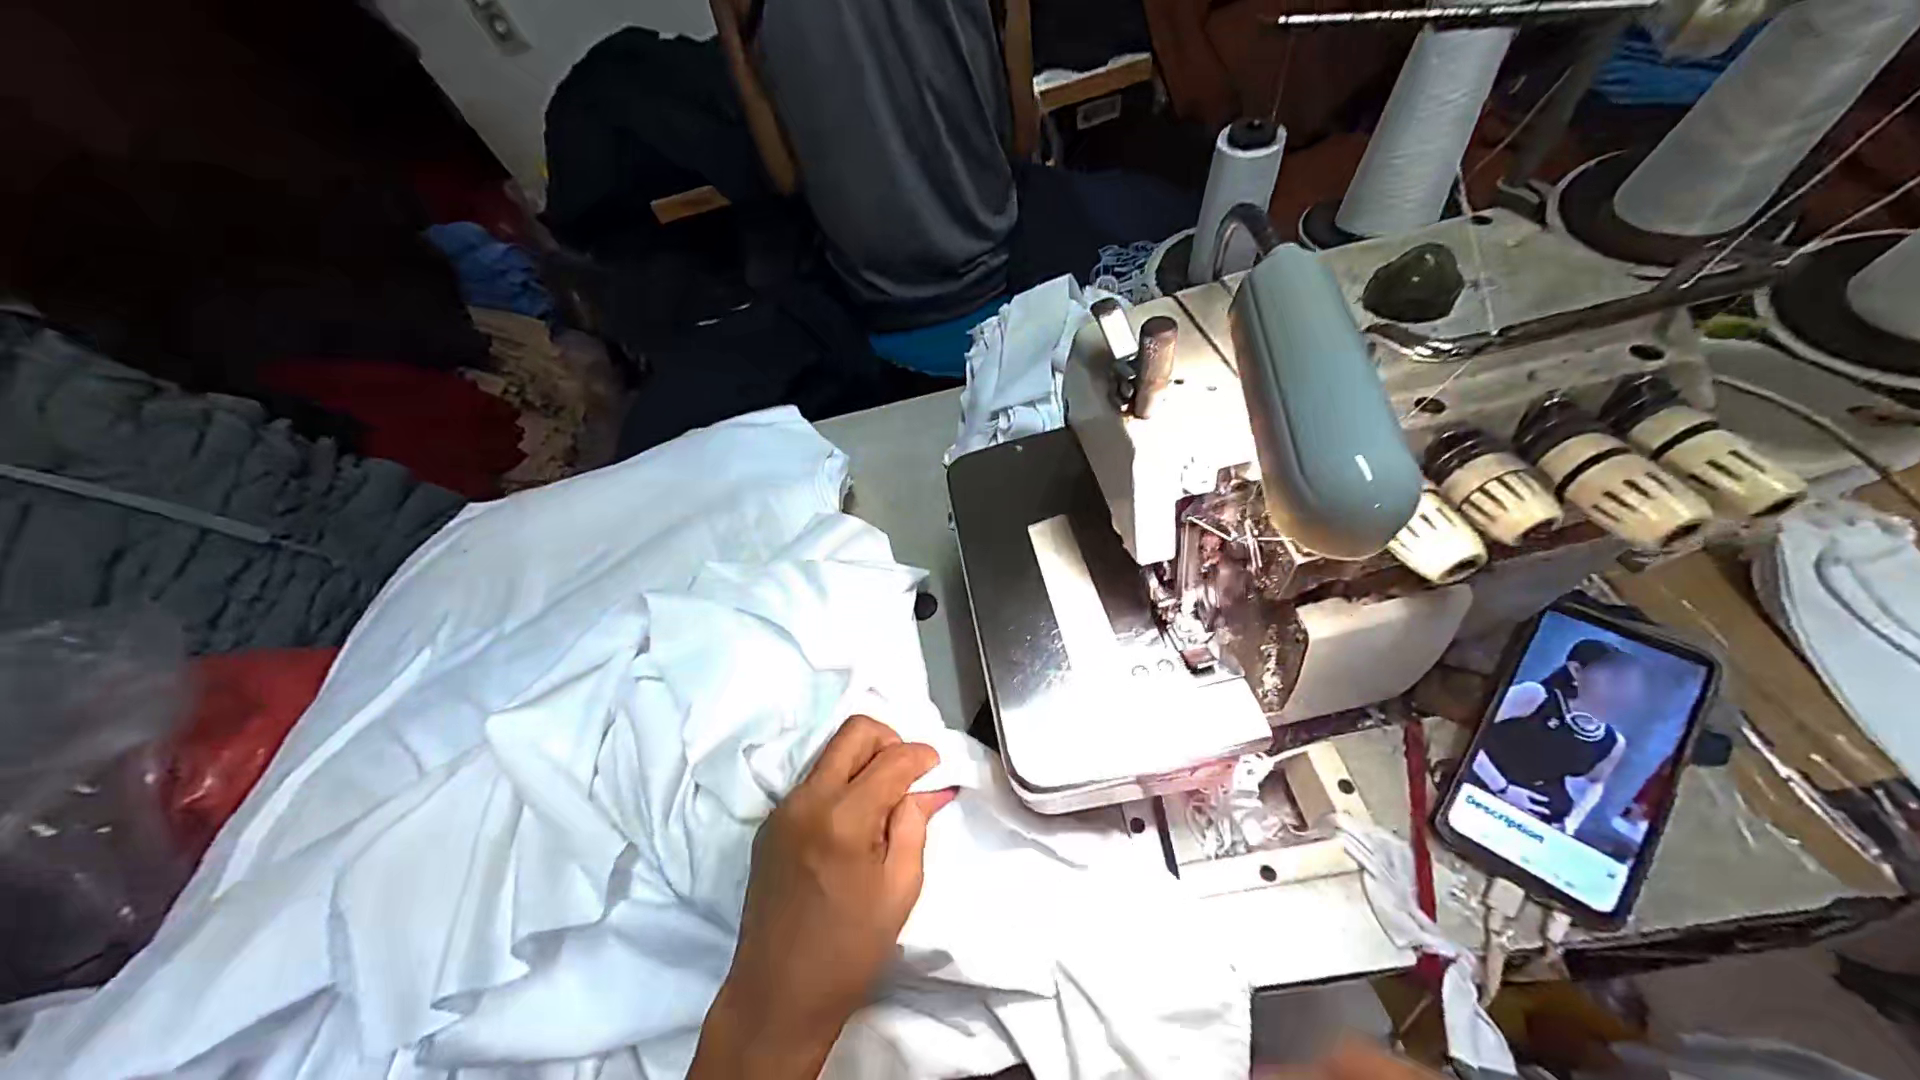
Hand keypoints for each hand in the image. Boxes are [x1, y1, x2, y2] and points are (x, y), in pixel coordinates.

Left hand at [691, 716, 954, 1079]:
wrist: (777, 994)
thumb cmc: (849, 950)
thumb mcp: (900, 889)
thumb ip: (915, 826)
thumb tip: (928, 788)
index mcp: (844, 819)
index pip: (891, 760)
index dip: (921, 756)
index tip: (936, 765)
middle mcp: (807, 800)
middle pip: (854, 732)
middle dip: (890, 740)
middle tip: (908, 772)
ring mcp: (783, 808)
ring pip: (831, 752)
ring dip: (864, 759)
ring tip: (884, 797)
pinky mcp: (770, 822)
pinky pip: (813, 780)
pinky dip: (841, 782)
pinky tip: (854, 819)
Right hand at [1495, 782, 1549, 816]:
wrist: (1502, 790)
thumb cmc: (1514, 790)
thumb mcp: (1526, 792)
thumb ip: (1537, 797)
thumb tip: (1547, 800)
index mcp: (1527, 805)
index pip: (1538, 810)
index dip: (1544, 811)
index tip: (1549, 812)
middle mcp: (1523, 810)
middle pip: (1533, 816)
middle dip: (1538, 817)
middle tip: (1542, 818)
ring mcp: (1518, 810)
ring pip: (1527, 816)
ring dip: (1532, 817)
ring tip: (1534, 817)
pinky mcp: (1513, 809)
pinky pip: (1521, 814)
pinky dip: (1525, 814)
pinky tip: (1524, 813)